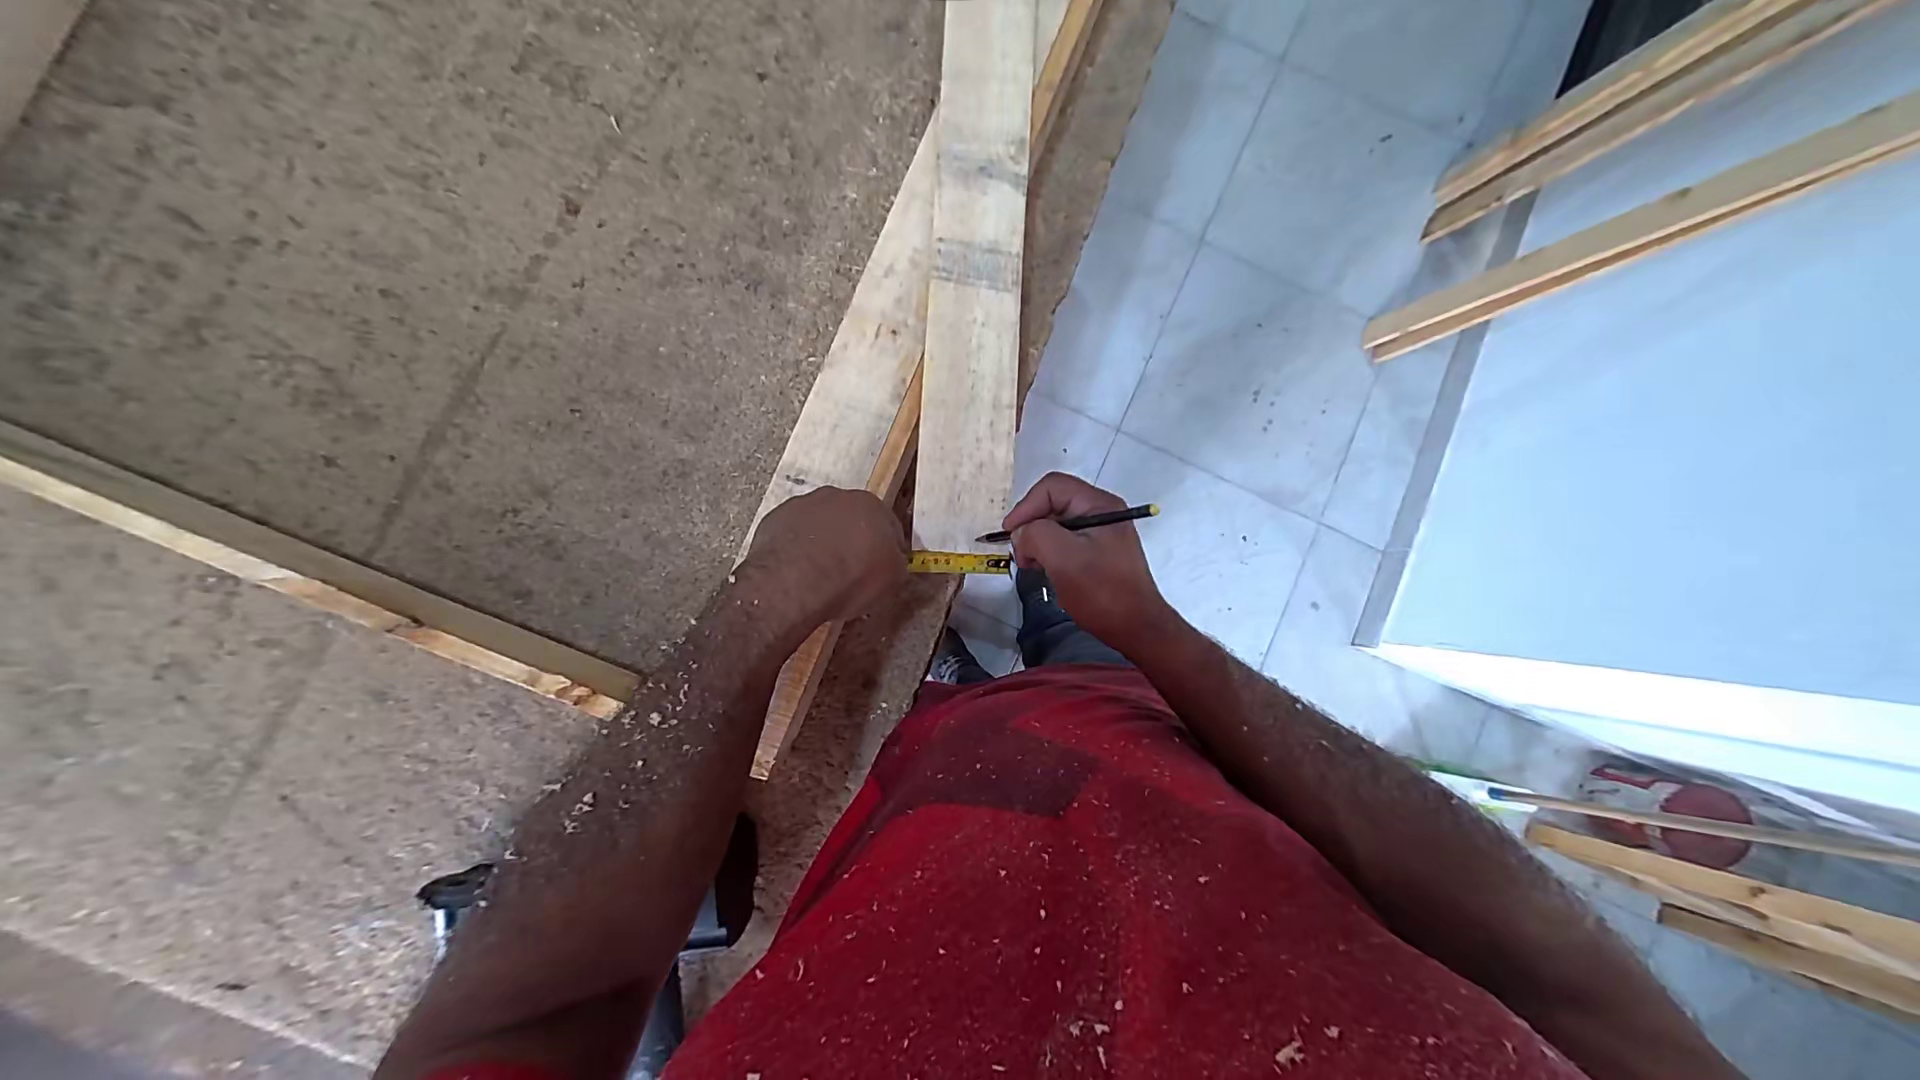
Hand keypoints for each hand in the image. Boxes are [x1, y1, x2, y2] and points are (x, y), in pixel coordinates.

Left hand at [742, 487, 908, 625]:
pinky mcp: (775, 520)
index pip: (888, 525)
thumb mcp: (892, 579)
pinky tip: (799, 573)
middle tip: (852, 571)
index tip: (881, 568)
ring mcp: (802, 505)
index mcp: (872, 505)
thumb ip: (896, 563)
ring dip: (823, 543)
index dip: (886, 549)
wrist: (795, 583)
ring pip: (820, 525)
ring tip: (822, 576)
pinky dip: (797, 549)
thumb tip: (892, 563)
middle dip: (853, 541)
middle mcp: (837, 497)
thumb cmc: (849, 578)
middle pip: (851, 519)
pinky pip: (793, 534)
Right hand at [1003, 473, 1177, 653]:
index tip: (1010, 534)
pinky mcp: (1097, 552)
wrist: (1136, 628)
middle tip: (1022, 555)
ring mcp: (1101, 532)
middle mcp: (1101, 512)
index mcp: (1099, 504)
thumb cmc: (1102, 591)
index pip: (1052, 487)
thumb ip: (1036, 534)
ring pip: (1056, 524)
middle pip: (1052, 503)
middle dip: (1031, 526)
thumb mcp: (1063, 558)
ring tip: (1032, 566)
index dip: (1026, 506)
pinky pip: (1065, 541)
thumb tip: (1022, 532)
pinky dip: (1049, 553)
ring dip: (1038, 541)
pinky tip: (1046, 571)